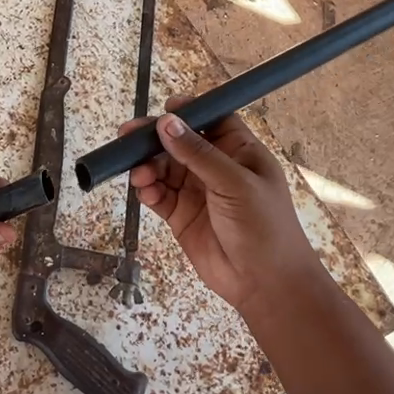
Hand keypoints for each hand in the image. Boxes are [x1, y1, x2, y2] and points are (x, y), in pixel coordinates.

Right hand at [123, 103, 323, 317]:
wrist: (266, 286)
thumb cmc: (264, 228)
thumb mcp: (234, 184)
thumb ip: (198, 153)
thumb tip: (166, 121)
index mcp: (239, 153)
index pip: (213, 121)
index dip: (189, 111)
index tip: (164, 107)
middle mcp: (216, 168)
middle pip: (178, 142)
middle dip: (153, 138)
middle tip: (127, 136)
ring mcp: (196, 191)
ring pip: (163, 167)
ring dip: (146, 166)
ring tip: (138, 175)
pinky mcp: (180, 214)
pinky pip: (157, 193)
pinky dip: (146, 189)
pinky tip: (143, 191)